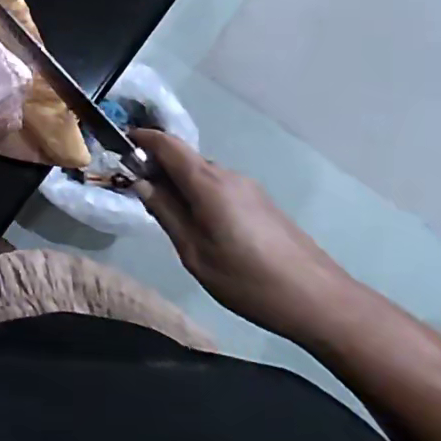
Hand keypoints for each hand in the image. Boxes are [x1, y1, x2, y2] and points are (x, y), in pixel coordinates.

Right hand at [131, 129, 364, 343]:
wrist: (320, 301)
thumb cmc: (248, 280)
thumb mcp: (194, 252)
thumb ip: (166, 213)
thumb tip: (142, 183)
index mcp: (208, 184)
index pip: (168, 145)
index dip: (142, 139)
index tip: (119, 146)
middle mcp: (228, 176)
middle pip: (184, 158)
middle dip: (157, 166)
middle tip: (135, 190)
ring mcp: (248, 189)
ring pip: (202, 174)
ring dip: (178, 182)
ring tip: (164, 212)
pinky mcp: (261, 203)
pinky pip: (218, 187)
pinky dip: (198, 193)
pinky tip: (197, 224)